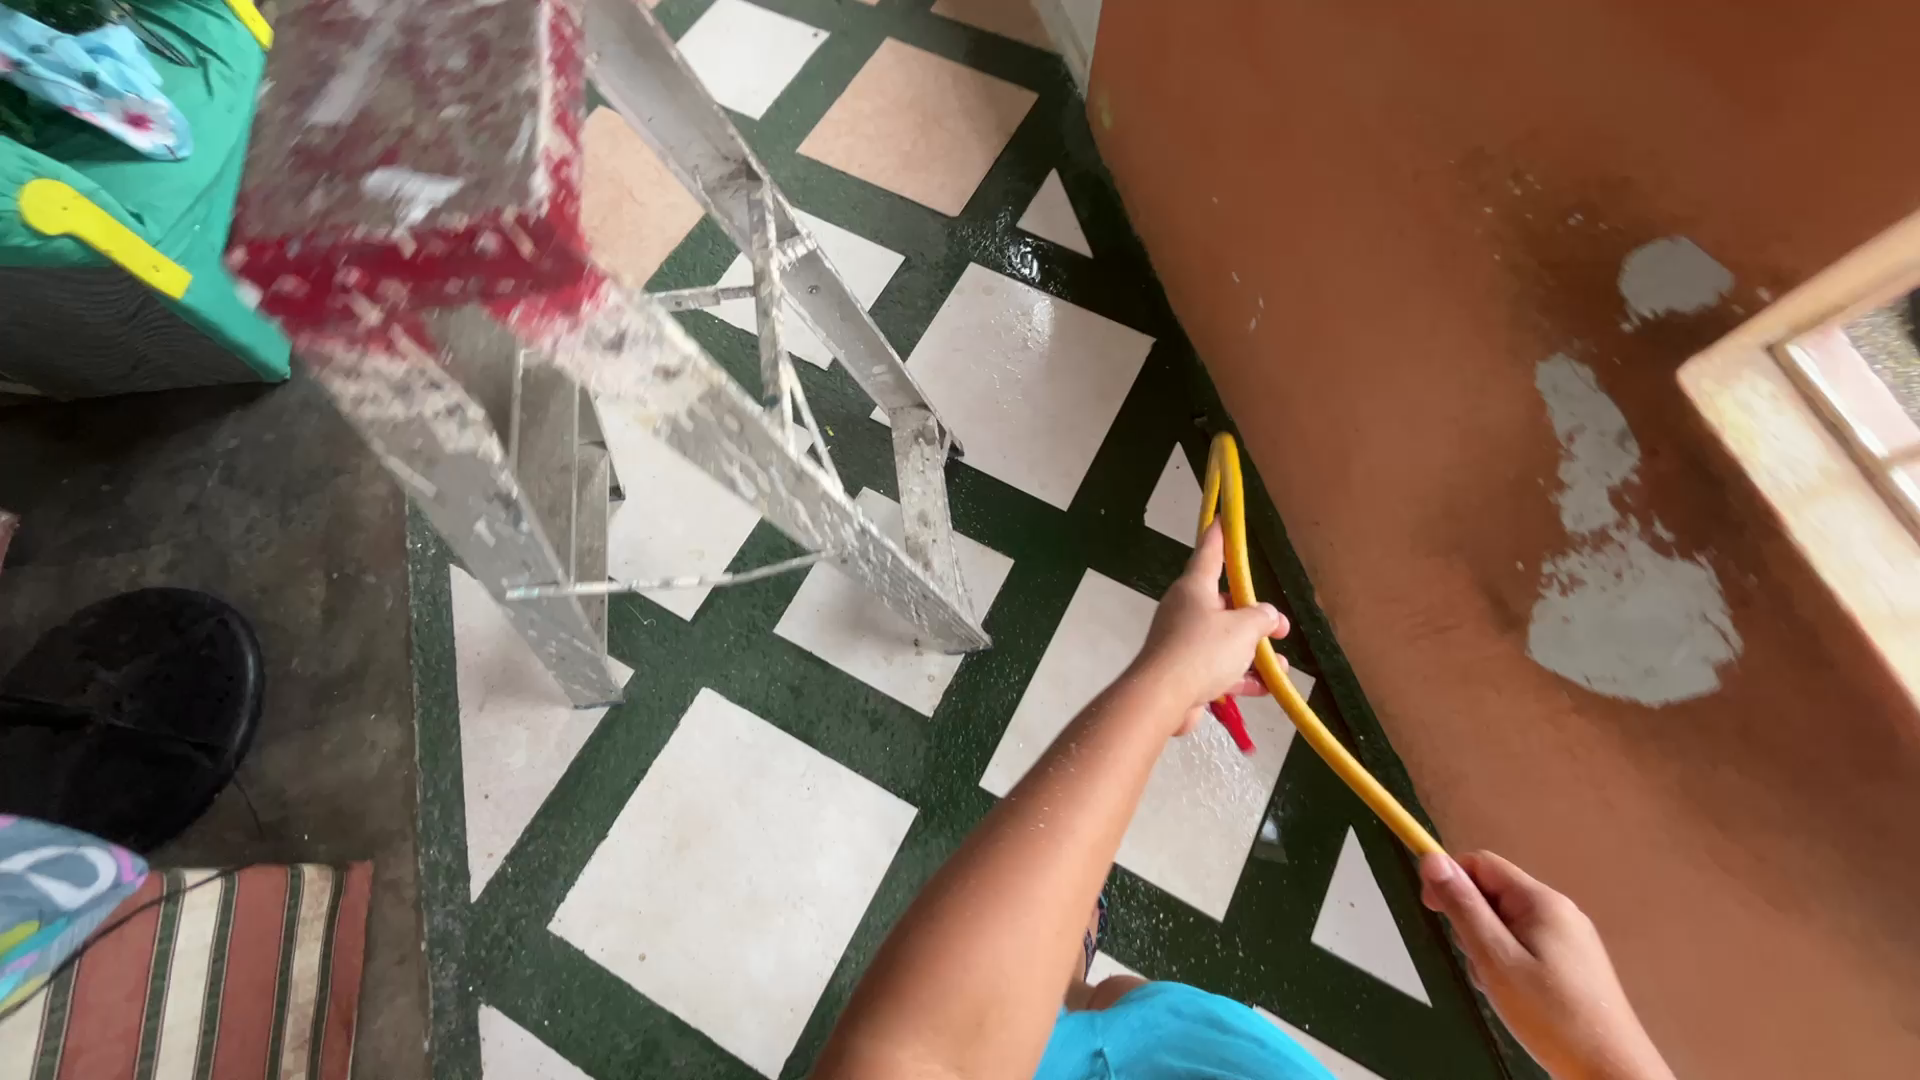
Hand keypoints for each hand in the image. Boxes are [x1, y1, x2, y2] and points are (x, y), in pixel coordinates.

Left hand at [1128, 522, 1287, 735]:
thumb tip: (1267, 615)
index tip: (1223, 518)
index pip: (1209, 553)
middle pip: (1224, 604)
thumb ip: (1261, 618)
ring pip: (1224, 641)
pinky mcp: (1183, 670)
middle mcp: (1185, 610)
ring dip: (1253, 653)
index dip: (1219, 536)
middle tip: (1281, 629)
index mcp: (1194, 588)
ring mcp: (1182, 641)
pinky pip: (1218, 668)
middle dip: (1255, 617)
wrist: (1162, 698)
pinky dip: (1240, 676)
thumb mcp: (1242, 629)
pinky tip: (1265, 688)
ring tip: (1280, 667)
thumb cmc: (1201, 652)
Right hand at [1419, 852, 1674, 1079]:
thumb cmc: (1551, 1015)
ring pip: (1504, 922)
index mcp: (1541, 902)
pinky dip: (1506, 961)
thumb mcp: (1494, 957)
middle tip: (1474, 960)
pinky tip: (1513, 993)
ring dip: (1486, 945)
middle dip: (1469, 920)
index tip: (1432, 909)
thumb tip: (1431, 858)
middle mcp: (1559, 912)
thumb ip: (1462, 905)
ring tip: (1496, 983)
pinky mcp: (1573, 965)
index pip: (1480, 863)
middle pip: (1492, 893)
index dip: (1449, 877)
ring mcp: (1570, 940)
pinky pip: (1522, 945)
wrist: (1614, 1077)